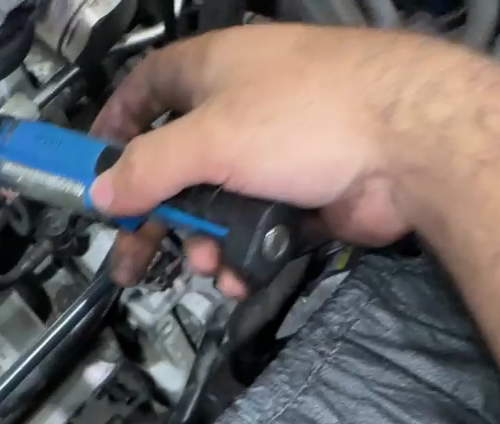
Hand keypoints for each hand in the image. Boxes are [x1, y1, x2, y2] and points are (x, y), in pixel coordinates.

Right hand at [89, 25, 487, 292]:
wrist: (405, 147)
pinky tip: (242, 275)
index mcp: (211, 72)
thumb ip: (152, 168)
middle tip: (134, 260)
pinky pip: (258, 234)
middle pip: (179, 170)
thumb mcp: (212, 138)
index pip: (146, 93)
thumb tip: (104, 190)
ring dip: (207, 245)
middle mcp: (240, 112)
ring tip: (208, 264)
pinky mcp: (302, 200)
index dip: (115, 130)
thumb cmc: (308, 114)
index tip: (94, 171)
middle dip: (159, 219)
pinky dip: (246, 257)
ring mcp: (274, 159)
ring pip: (221, 211)